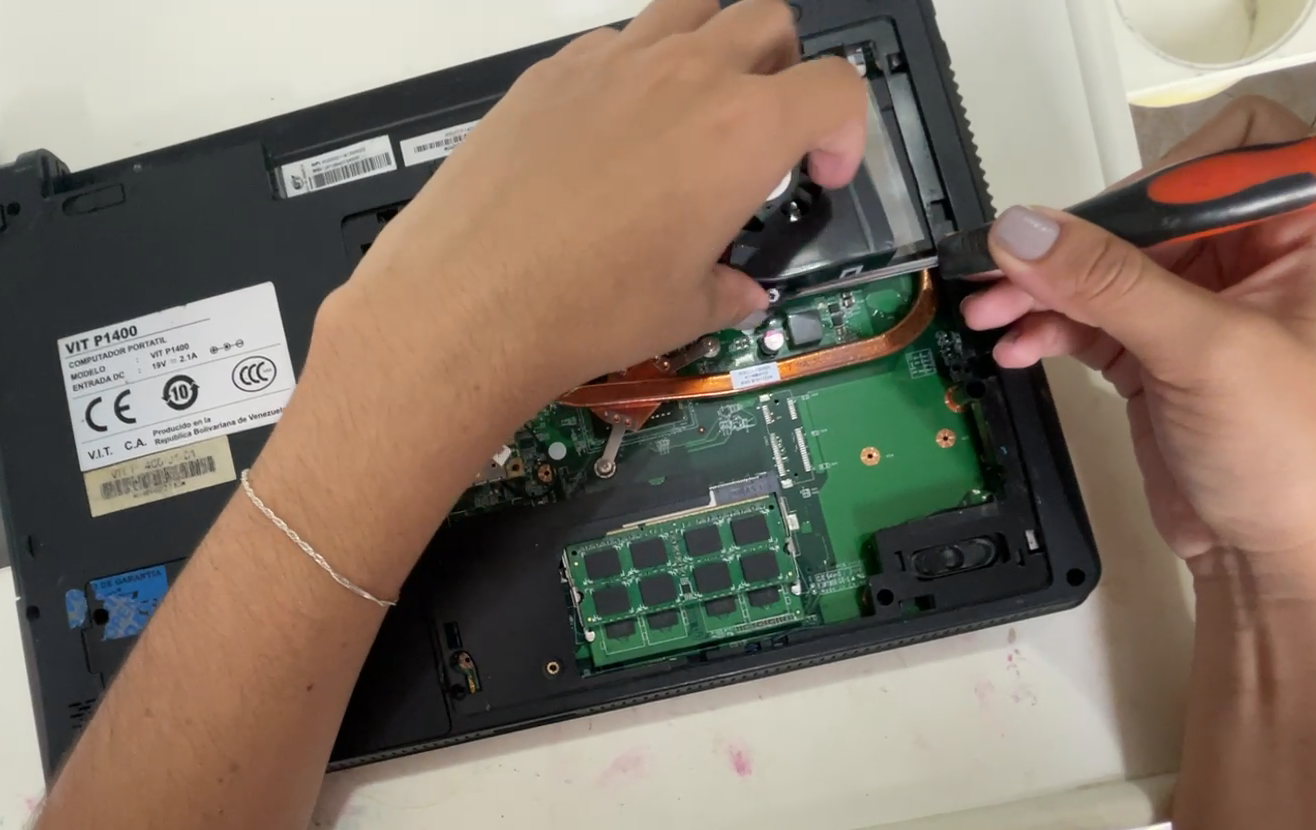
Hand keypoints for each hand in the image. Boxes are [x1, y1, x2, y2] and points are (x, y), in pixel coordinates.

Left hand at [321, 0, 868, 426]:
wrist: (470, 304)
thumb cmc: (581, 310)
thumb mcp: (678, 314)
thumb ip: (725, 292)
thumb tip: (739, 294)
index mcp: (740, 131)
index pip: (835, 89)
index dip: (846, 132)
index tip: (824, 173)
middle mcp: (682, 76)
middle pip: (767, 25)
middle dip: (783, 75)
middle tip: (762, 139)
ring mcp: (610, 64)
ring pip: (689, 11)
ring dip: (709, 51)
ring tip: (691, 118)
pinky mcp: (547, 76)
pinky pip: (610, 45)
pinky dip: (631, 72)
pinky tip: (610, 135)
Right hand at [960, 96, 1315, 593]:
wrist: (1280, 555)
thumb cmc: (1290, 450)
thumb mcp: (1202, 351)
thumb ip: (1109, 283)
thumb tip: (1018, 228)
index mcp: (1306, 235)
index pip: (1229, 157)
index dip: (1155, 180)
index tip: (1082, 230)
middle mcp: (1250, 264)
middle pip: (1141, 222)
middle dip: (1067, 250)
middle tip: (992, 276)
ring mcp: (1193, 315)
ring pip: (1101, 277)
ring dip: (1040, 293)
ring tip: (985, 317)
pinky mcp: (1149, 361)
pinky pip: (1085, 326)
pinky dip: (1045, 332)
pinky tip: (1015, 350)